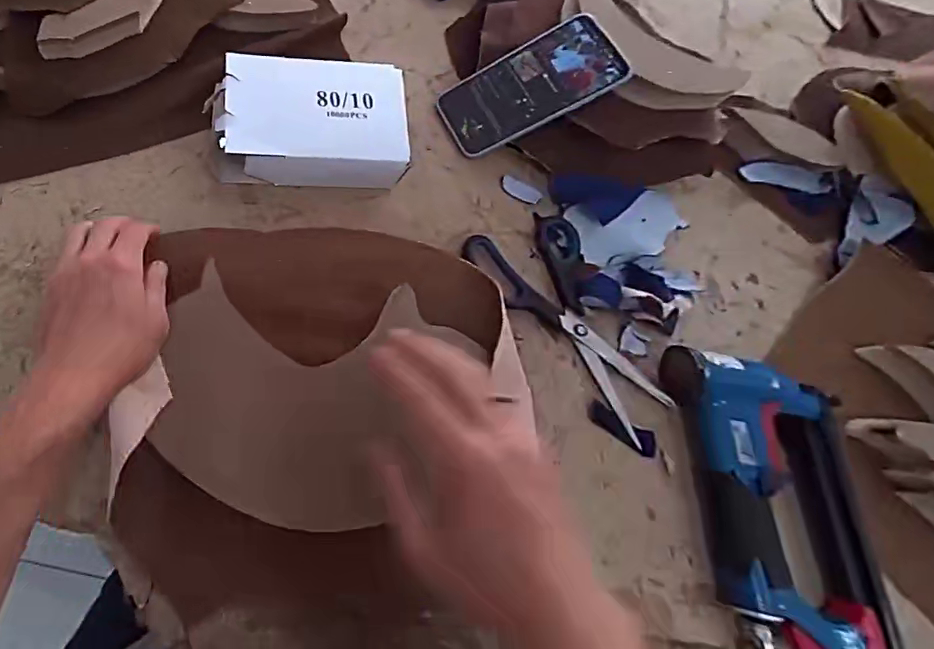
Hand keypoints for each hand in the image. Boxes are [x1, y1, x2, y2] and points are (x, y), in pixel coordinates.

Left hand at [24, 218, 168, 439]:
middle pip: (106, 224)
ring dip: (97, 230)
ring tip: (107, 240)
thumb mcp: (156, 321)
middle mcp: (92, 260)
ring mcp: (66, 272)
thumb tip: (156, 267)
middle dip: (124, 223)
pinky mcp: (50, 287)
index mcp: (122, 264)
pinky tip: (87, 264)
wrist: (71, 378)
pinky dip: (79, 248)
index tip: (155, 235)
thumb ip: (156, 287)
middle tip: (135, 233)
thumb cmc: (121, 352)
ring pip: (79, 232)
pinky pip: (64, 253)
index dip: (148, 228)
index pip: (135, 229)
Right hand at [370, 332, 640, 648]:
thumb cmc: (486, 582)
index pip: (422, 399)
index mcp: (464, 460)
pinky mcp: (537, 441)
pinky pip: (501, 395)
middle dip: (424, 347)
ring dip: (451, 355)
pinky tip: (464, 377)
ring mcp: (522, 434)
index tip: (376, 354)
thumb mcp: (426, 550)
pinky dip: (475, 376)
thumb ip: (397, 493)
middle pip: (457, 372)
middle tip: (398, 333)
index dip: (396, 372)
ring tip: (426, 344)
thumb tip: (374, 449)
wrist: (558, 600)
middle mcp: (496, 435)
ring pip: (483, 376)